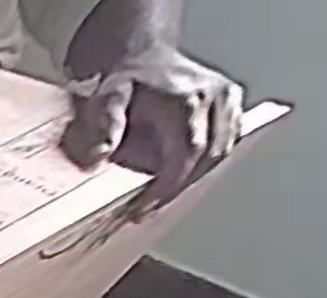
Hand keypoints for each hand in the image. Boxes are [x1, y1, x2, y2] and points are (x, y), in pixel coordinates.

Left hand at [61, 47, 243, 215]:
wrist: (140, 57)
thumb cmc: (122, 82)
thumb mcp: (103, 102)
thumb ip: (102, 127)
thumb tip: (98, 157)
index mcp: (187, 103)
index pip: (187, 153)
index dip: (167, 186)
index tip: (142, 208)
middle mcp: (216, 99)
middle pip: (210, 154)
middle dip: (178, 188)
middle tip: (145, 210)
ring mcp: (227, 99)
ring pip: (223, 148)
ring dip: (191, 178)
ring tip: (156, 199)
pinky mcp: (228, 103)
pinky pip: (225, 138)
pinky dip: (202, 163)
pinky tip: (175, 178)